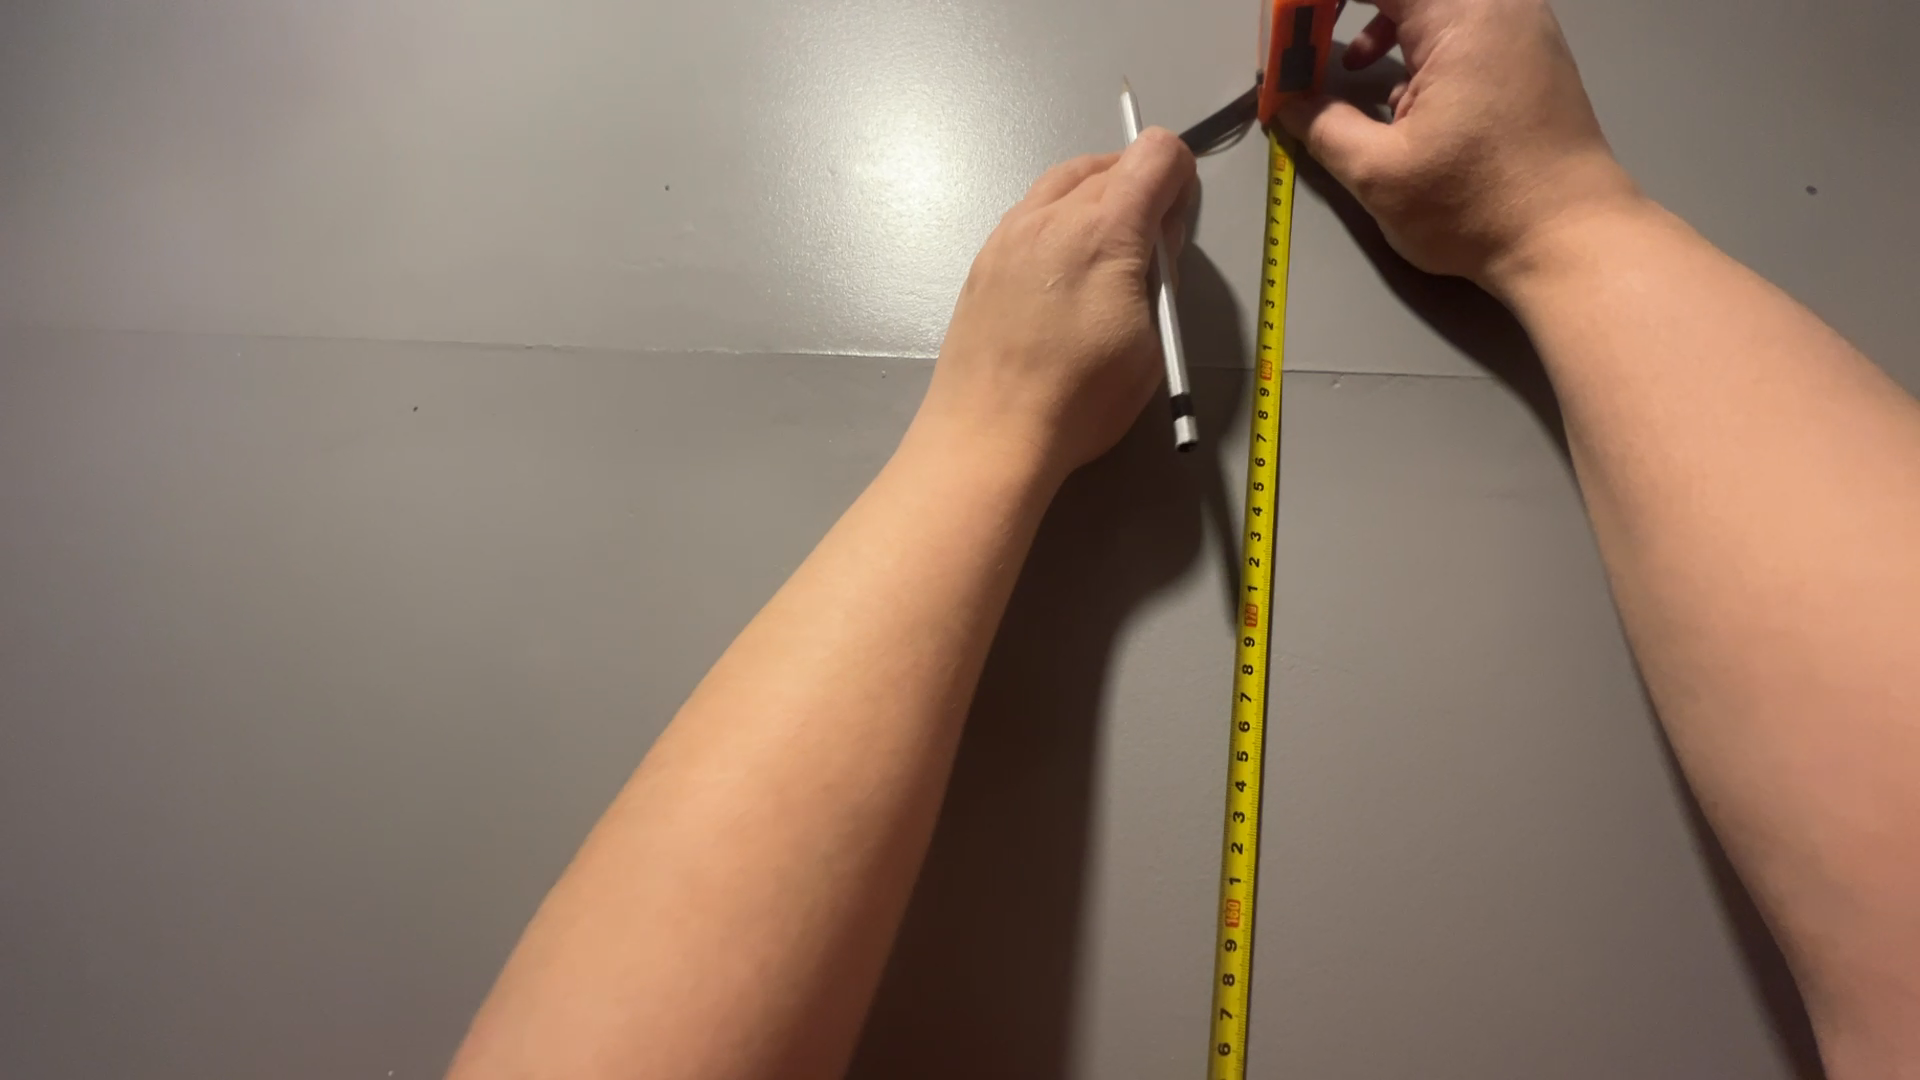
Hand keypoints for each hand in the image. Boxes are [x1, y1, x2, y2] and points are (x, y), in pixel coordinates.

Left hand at [917, 129, 1196, 479]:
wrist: (988, 435)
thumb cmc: (1079, 401)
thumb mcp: (1150, 346)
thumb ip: (1160, 278)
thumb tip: (1154, 240)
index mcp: (1104, 229)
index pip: (1155, 154)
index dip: (1179, 178)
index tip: (1175, 222)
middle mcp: (1050, 216)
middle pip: (1106, 165)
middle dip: (1137, 189)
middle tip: (1142, 247)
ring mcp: (1007, 237)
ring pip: (1059, 184)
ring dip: (1091, 200)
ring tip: (1099, 256)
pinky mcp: (981, 265)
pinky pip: (1026, 217)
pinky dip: (1053, 225)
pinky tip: (1055, 275)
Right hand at [1279, 0, 1643, 288]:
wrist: (1560, 234)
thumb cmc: (1469, 203)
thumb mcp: (1377, 172)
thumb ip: (1324, 126)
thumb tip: (1286, 101)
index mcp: (1463, 18)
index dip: (1322, 0)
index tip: (1289, 27)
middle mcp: (1498, 5)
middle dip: (1347, 7)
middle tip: (1306, 41)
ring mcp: (1518, 27)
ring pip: (1434, 2)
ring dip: (1382, 21)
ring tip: (1347, 68)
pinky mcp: (1523, 56)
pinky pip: (1459, 24)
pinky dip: (1414, 42)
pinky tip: (1397, 94)